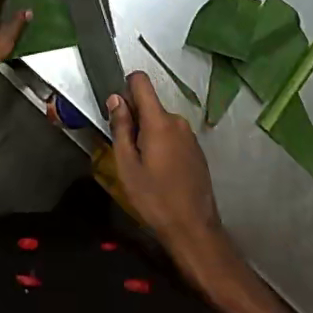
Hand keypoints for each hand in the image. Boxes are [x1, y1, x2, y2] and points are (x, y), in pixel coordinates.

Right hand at [108, 71, 223, 256]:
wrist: (194, 231)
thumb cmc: (155, 198)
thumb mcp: (126, 164)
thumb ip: (120, 126)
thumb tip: (116, 99)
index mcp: (159, 121)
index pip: (141, 81)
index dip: (125, 87)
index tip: (118, 110)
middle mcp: (178, 122)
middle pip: (150, 103)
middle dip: (134, 117)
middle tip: (126, 147)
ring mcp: (190, 137)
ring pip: (160, 121)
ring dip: (148, 132)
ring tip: (142, 163)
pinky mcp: (196, 152)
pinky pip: (172, 135)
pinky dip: (161, 143)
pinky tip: (159, 170)